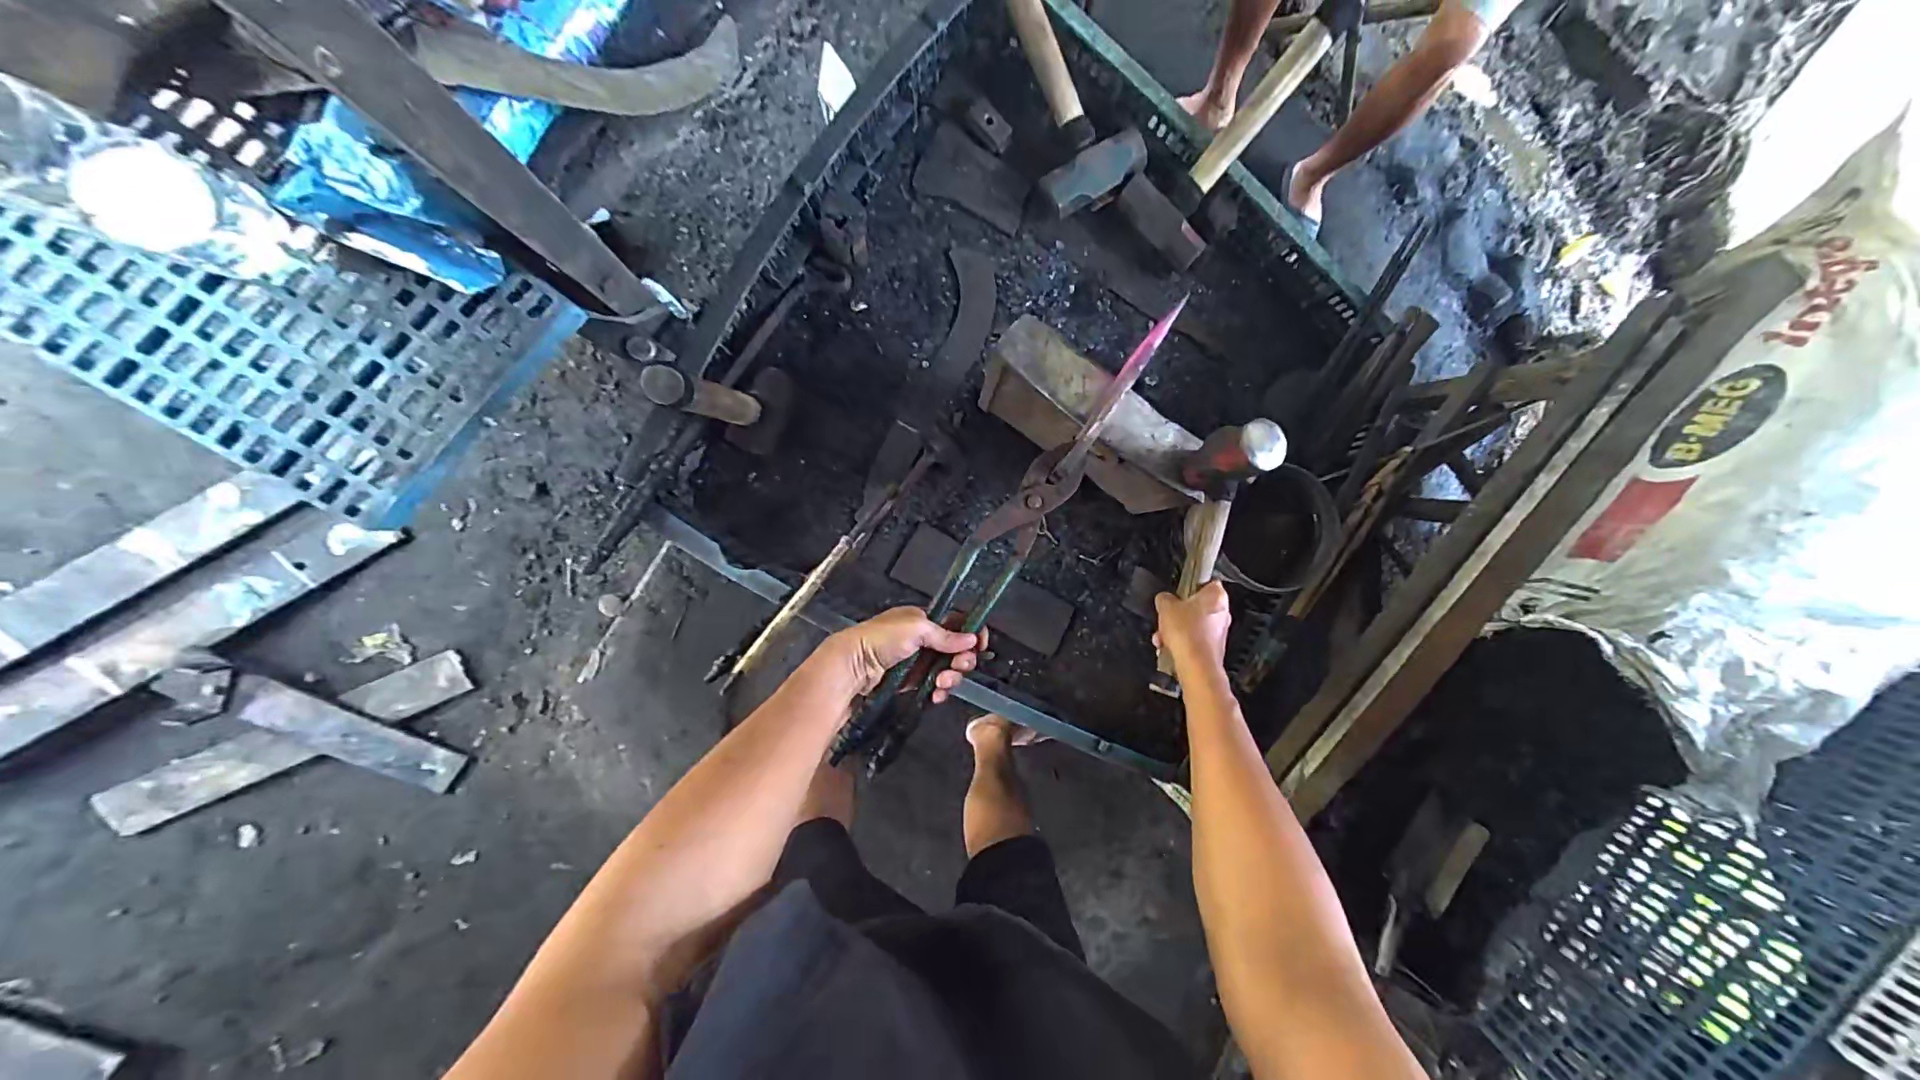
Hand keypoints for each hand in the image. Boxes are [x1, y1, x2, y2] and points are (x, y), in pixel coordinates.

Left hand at [817, 607, 985, 701]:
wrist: (851, 668)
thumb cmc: (880, 639)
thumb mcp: (916, 628)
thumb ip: (945, 634)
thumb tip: (972, 639)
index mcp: (922, 619)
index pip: (956, 624)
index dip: (971, 634)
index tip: (980, 645)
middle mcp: (922, 639)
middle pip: (956, 649)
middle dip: (962, 659)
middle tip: (959, 666)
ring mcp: (917, 661)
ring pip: (948, 669)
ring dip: (951, 677)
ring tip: (941, 683)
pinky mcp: (912, 681)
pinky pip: (934, 685)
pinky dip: (939, 690)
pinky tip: (935, 694)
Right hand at [1154, 581, 1231, 677]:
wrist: (1195, 665)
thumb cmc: (1187, 633)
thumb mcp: (1166, 607)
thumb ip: (1164, 598)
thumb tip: (1164, 599)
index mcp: (1217, 596)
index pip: (1206, 582)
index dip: (1190, 586)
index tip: (1178, 591)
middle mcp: (1222, 613)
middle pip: (1196, 606)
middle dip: (1177, 613)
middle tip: (1166, 617)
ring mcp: (1219, 632)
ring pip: (1193, 625)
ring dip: (1176, 630)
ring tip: (1163, 636)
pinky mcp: (1213, 649)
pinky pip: (1194, 640)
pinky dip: (1181, 643)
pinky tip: (1168, 647)